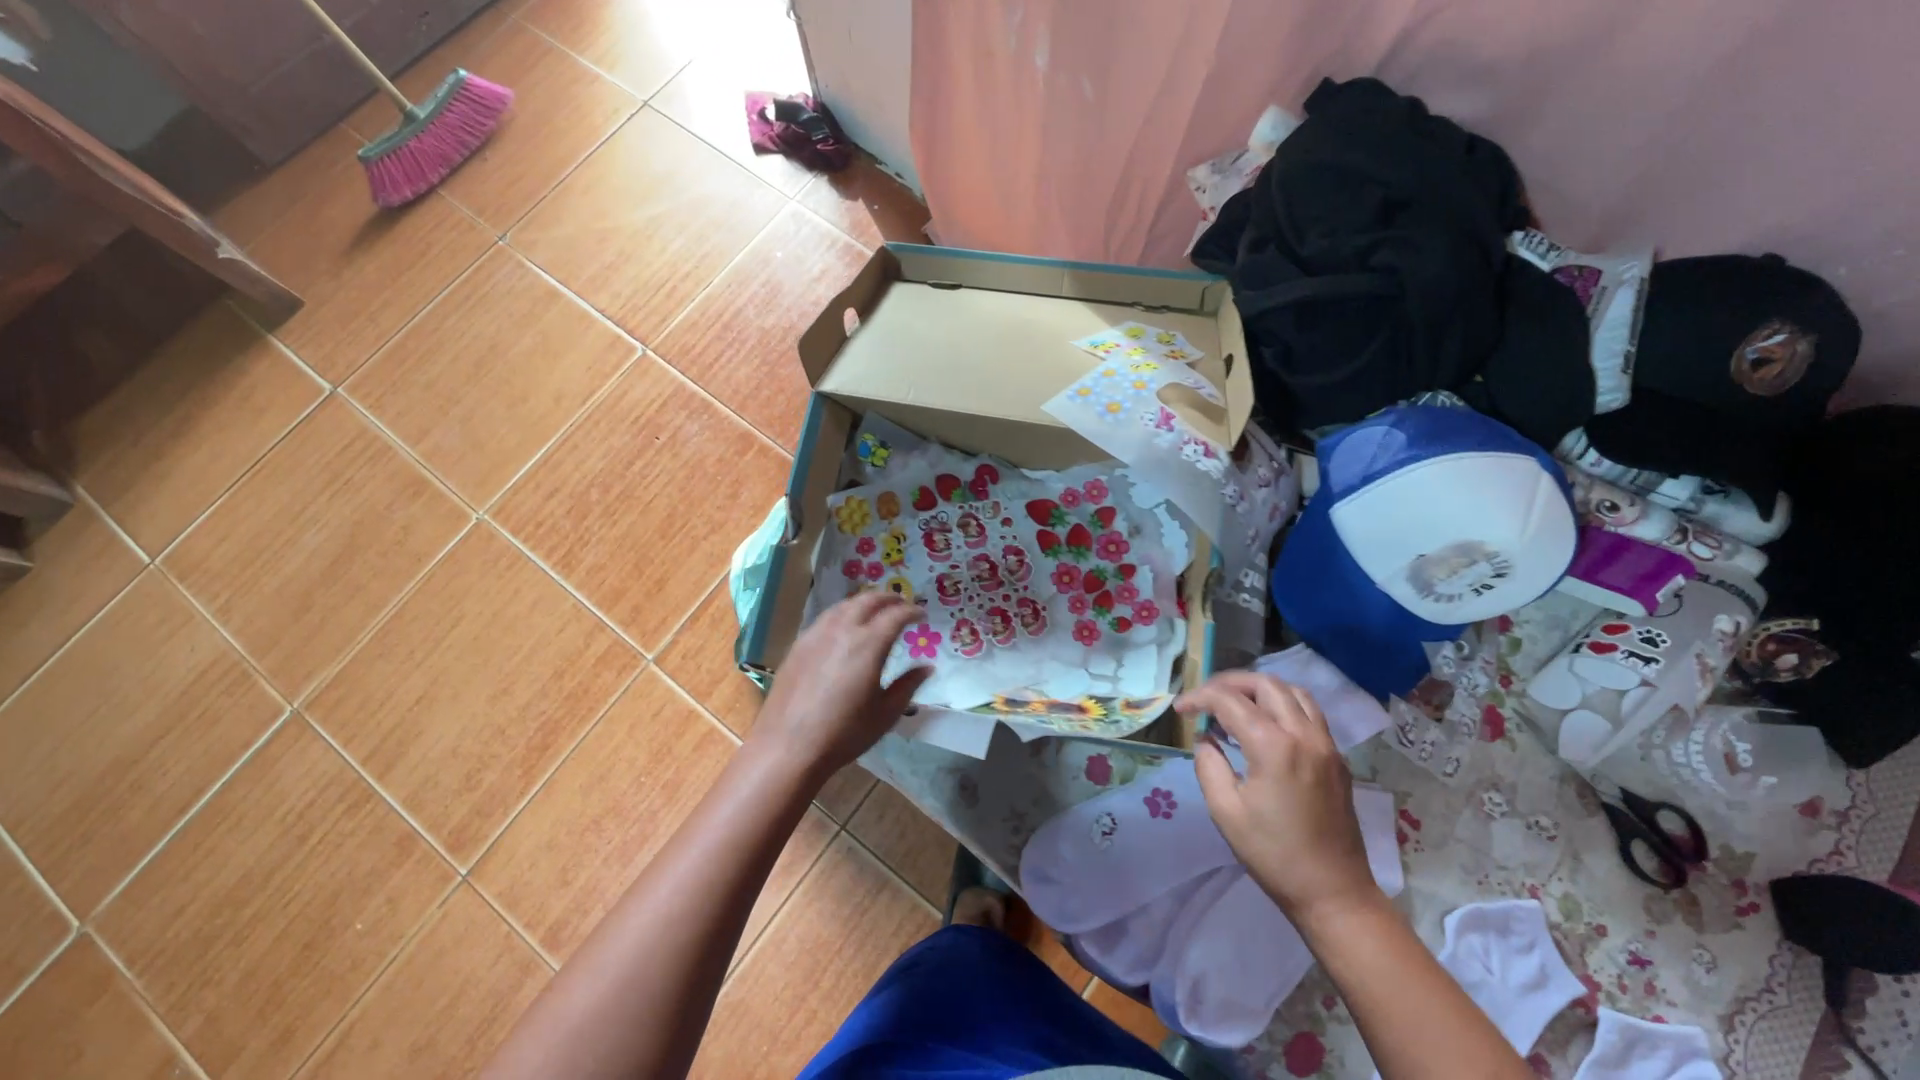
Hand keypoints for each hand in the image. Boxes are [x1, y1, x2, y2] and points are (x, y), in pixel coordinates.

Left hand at [752, 593, 931, 780]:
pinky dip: (842, 614)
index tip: (922, 614)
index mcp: (869, 644)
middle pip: (868, 601)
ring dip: (863, 602)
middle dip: (888, 598)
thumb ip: (908, 685)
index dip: (912, 611)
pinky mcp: (798, 646)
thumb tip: (926, 667)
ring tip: (874, 610)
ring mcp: (816, 635)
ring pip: (843, 606)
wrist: (788, 746)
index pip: (896, 615)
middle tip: (901, 604)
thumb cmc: (844, 733)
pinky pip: (825, 619)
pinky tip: (843, 628)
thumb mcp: (885, 713)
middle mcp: (842, 630)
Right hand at [1179, 672, 1381, 920]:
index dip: (1199, 698)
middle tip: (1205, 699)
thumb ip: (1209, 765)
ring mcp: (1326, 744)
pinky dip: (1283, 706)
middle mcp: (1304, 734)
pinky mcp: (1337, 758)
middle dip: (1230, 683)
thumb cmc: (1273, 854)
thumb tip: (1206, 739)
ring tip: (1235, 705)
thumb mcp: (1225, 811)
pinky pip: (1310, 713)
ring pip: (1293, 693)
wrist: (1332, 890)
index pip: (1229, 701)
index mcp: (1273, 746)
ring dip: (1260, 690)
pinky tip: (1266, 726)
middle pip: (1266, 684)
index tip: (1180, 710)